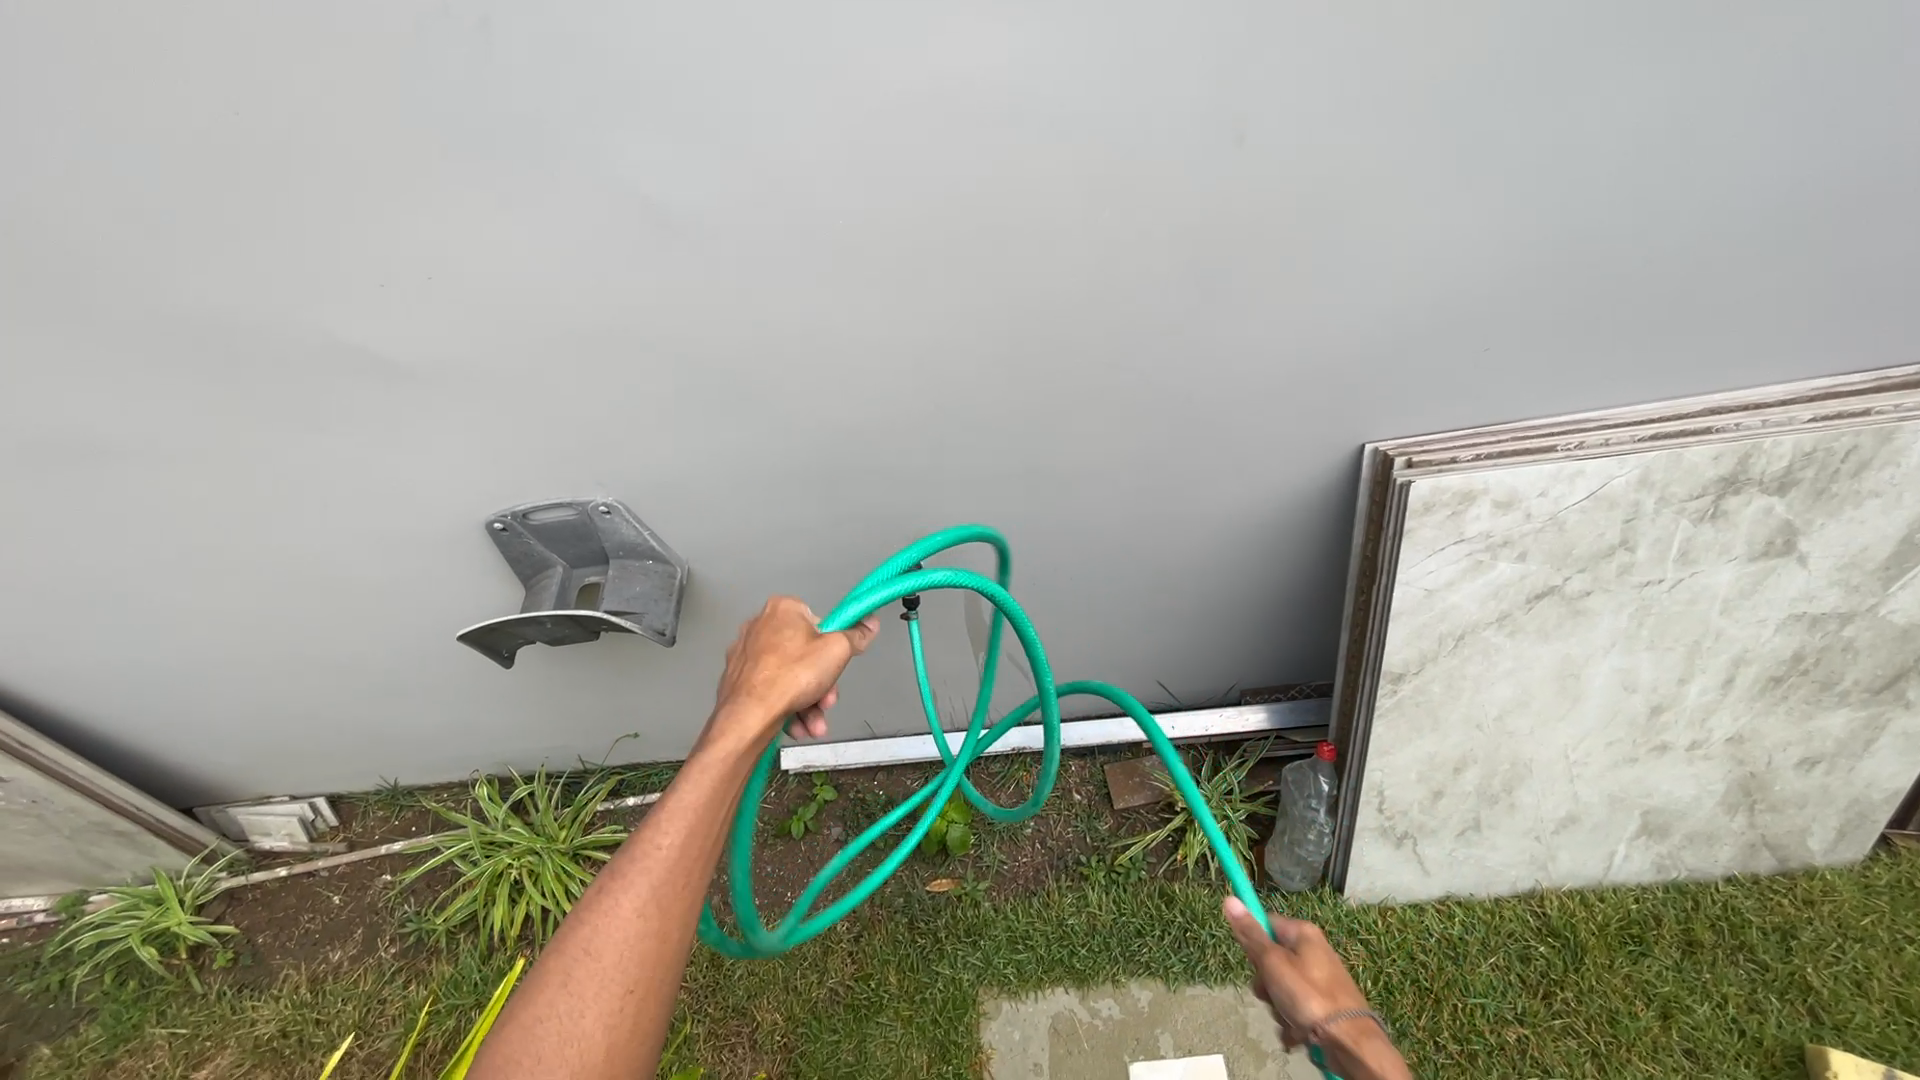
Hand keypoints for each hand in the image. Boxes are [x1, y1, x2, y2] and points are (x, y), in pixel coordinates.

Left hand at [704, 596, 879, 753]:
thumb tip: (869, 623)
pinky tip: (798, 724)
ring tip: (814, 720)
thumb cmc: (789, 678)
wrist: (749, 716)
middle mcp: (760, 626)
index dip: (833, 646)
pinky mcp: (739, 678)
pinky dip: (788, 706)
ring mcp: (746, 653)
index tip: (838, 661)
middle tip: (827, 699)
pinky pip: (773, 689)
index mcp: (783, 609)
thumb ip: (857, 635)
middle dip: (822, 683)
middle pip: (806, 654)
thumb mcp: (838, 651)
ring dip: (809, 701)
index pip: (819, 623)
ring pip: (790, 676)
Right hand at [1223, 898, 1405, 1079]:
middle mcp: (1313, 951)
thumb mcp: (1272, 962)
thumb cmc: (1308, 995)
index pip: (1265, 925)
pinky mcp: (1324, 1006)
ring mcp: (1319, 980)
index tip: (1255, 963)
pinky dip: (1292, 1022)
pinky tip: (1297, 1033)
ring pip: (1281, 987)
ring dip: (1278, 1006)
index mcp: (1302, 934)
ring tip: (1288, 1018)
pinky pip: (1295, 1007)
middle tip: (1272, 994)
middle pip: (1271, 960)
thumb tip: (1229, 899)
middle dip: (1266, 984)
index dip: (1254, 944)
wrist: (1350, 1042)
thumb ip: (1251, 934)